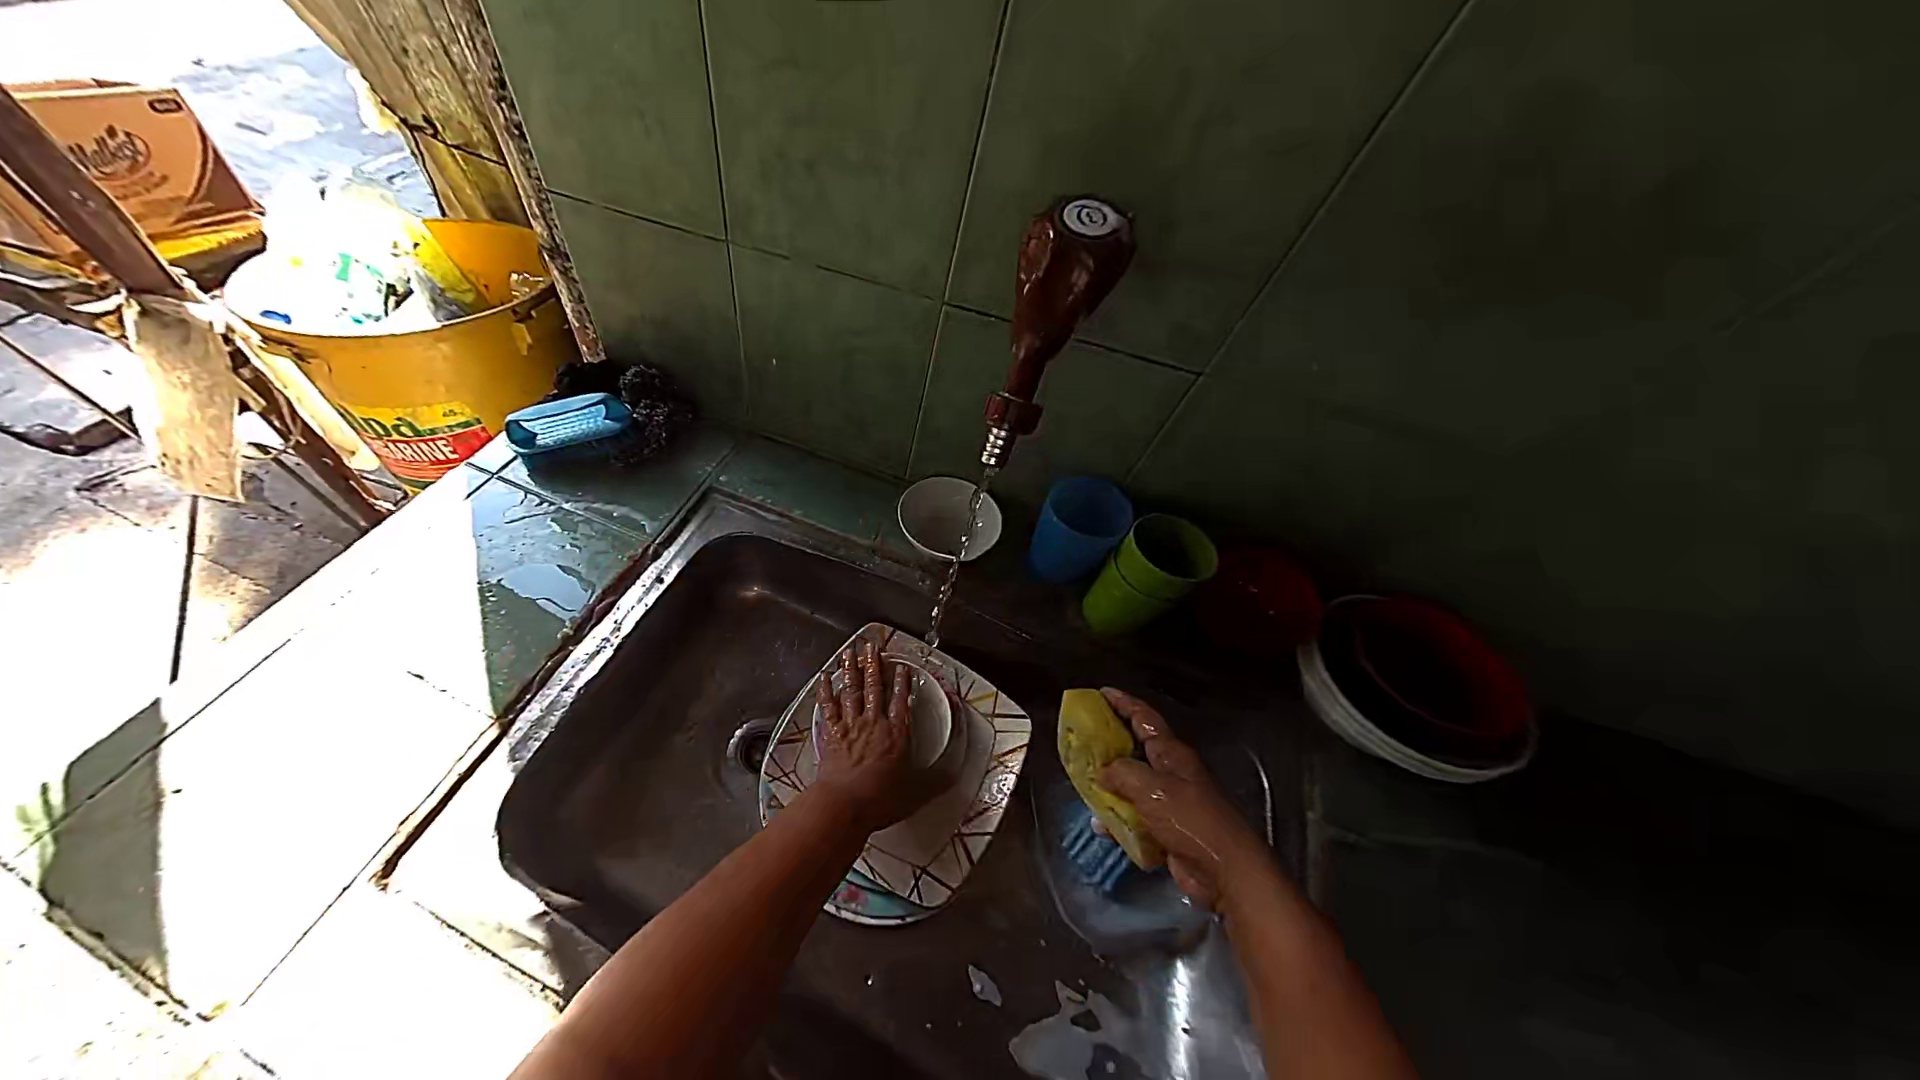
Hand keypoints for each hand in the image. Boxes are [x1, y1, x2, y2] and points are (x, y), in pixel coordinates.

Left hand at [809, 638, 926, 831]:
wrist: (844, 805)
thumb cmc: (878, 799)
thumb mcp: (916, 792)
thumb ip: (937, 781)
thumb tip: (955, 776)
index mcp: (896, 734)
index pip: (901, 701)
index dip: (902, 683)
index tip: (902, 668)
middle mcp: (873, 724)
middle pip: (874, 688)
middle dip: (874, 665)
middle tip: (873, 647)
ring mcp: (850, 727)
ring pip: (851, 691)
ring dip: (851, 670)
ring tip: (850, 653)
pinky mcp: (831, 735)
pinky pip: (828, 707)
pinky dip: (826, 691)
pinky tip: (824, 678)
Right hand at [1098, 688, 1272, 912]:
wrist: (1227, 873)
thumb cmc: (1192, 821)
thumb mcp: (1152, 789)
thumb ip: (1122, 774)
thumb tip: (1103, 770)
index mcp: (1172, 754)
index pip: (1144, 718)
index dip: (1123, 703)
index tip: (1101, 692)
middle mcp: (1172, 773)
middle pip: (1136, 751)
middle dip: (1109, 746)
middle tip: (1082, 741)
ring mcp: (1172, 803)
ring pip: (1133, 787)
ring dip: (1110, 789)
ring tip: (1085, 788)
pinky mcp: (1169, 831)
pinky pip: (1136, 818)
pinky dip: (1119, 821)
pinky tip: (1103, 828)